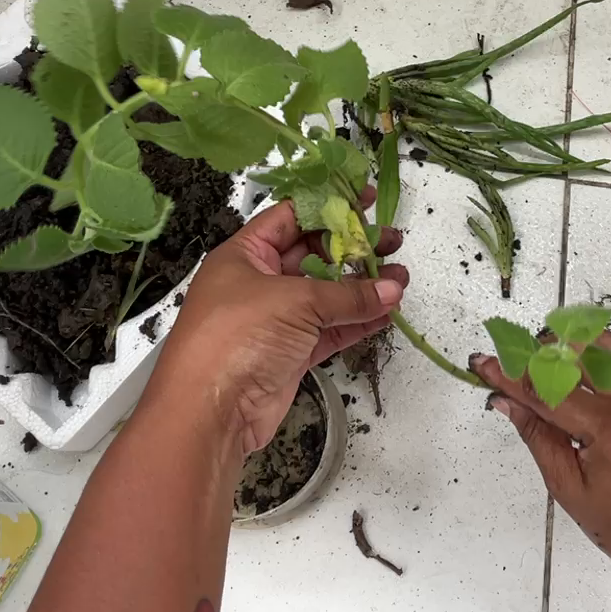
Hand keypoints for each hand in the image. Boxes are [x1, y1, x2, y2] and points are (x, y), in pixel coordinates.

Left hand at [156, 196, 407, 455]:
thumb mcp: (294, 300)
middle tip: (392, 241)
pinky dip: (357, 321)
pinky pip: (330, 329)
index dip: (328, 206)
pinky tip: (386, 312)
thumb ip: (347, 294)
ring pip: (326, 295)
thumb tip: (392, 289)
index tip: (365, 199)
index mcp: (245, 254)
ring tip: (400, 279)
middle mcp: (258, 282)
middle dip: (353, 249)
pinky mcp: (290, 353)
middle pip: (313, 254)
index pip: (291, 218)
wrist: (210, 412)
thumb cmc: (237, 337)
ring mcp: (275, 319)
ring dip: (362, 287)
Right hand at [473, 333, 610, 589]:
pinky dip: (594, 358)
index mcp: (609, 426)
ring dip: (568, 348)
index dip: (509, 375)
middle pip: (575, 352)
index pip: (546, 389)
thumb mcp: (570, 488)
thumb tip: (505, 401)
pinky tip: (575, 377)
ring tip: (542, 367)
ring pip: (603, 345)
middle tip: (510, 366)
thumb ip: (537, 436)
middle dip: (537, 353)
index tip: (481, 362)